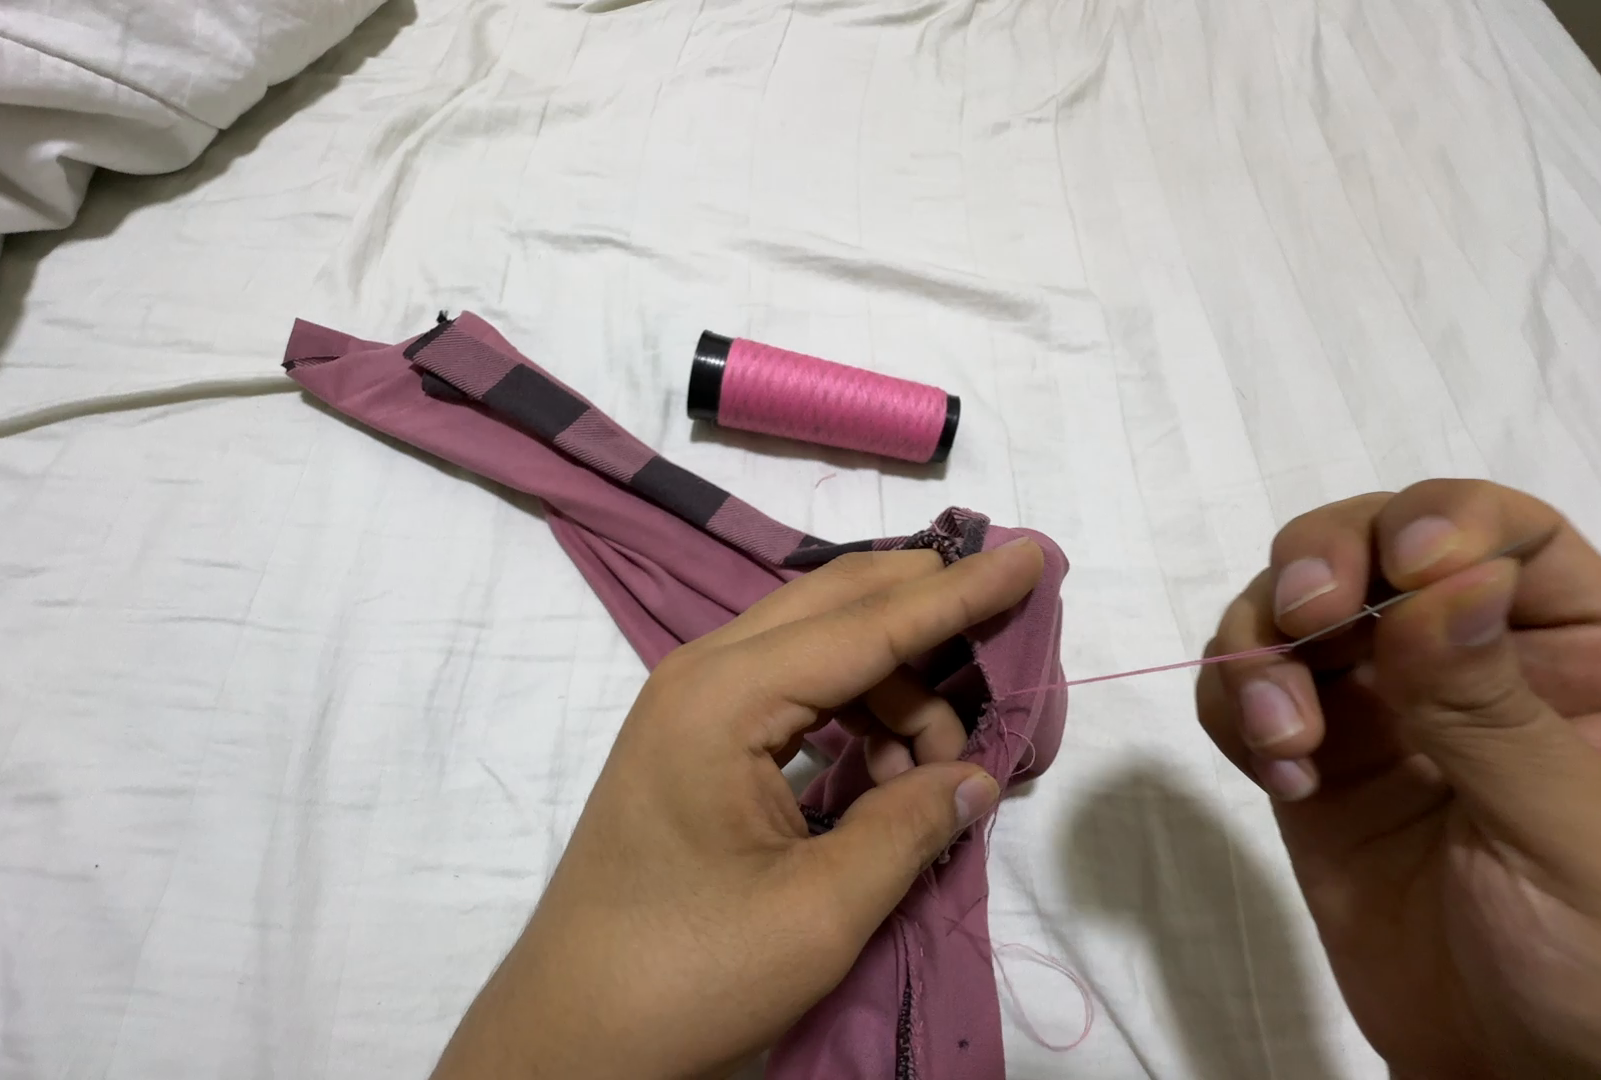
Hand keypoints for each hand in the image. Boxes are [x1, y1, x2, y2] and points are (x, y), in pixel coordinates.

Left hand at [434, 540, 1045, 1079]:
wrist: (569, 1035)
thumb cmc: (684, 977)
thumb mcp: (818, 914)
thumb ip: (909, 827)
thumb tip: (976, 774)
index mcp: (724, 696)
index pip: (866, 624)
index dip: (957, 593)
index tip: (1031, 555)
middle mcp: (706, 671)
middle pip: (839, 604)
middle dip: (928, 606)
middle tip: (1008, 618)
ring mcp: (699, 698)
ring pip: (824, 647)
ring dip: (897, 688)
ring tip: (935, 769)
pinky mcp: (703, 732)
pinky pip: (799, 689)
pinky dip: (858, 715)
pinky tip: (885, 774)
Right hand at [1196, 480, 1600, 1078]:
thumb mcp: (1592, 846)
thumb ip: (1502, 711)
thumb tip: (1443, 579)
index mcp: (1584, 660)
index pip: (1505, 533)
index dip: (1441, 521)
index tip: (1398, 571)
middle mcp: (1463, 662)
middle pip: (1361, 549)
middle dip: (1312, 569)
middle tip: (1299, 623)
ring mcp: (1372, 707)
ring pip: (1278, 616)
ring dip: (1257, 659)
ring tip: (1284, 747)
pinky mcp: (1304, 755)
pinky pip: (1239, 693)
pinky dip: (1233, 716)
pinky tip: (1277, 780)